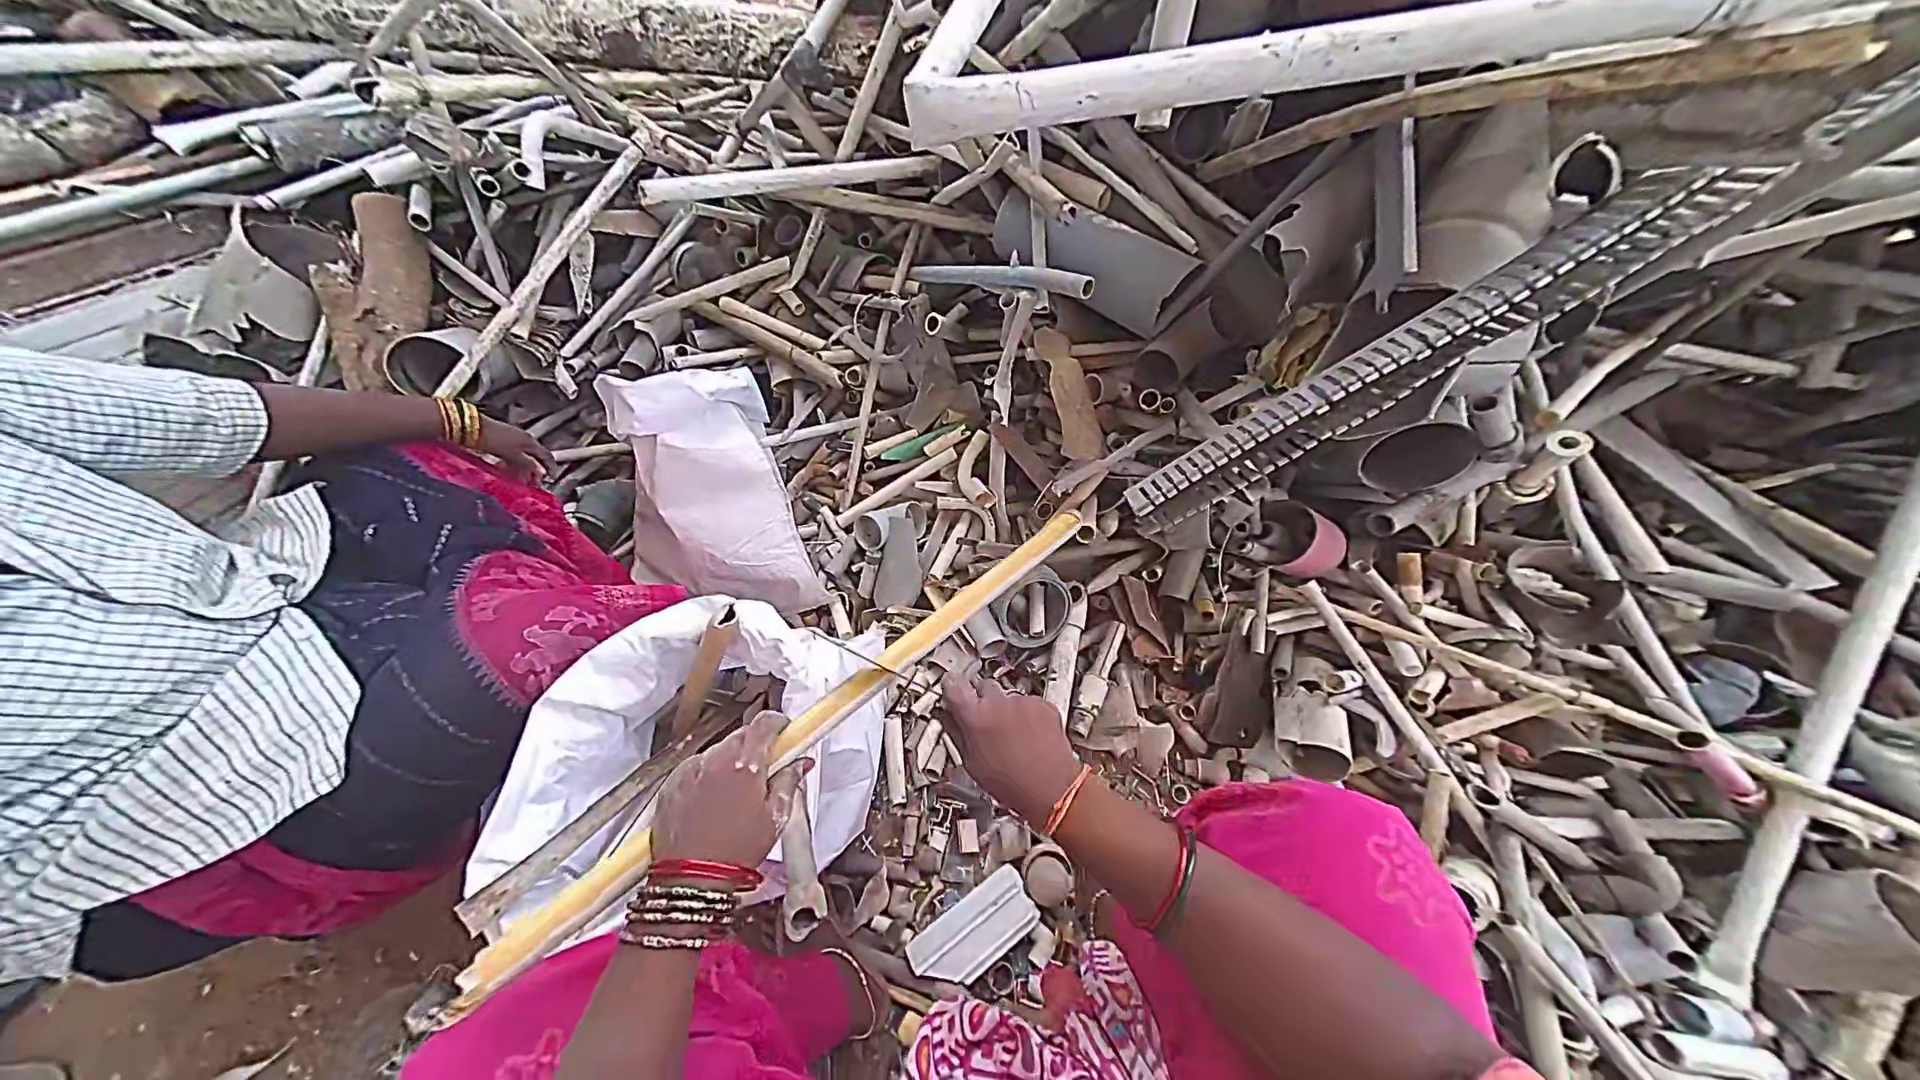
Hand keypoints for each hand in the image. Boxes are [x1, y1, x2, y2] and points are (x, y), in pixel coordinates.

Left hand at [477, 416, 556, 479]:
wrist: (469, 427)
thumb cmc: (494, 440)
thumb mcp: (513, 455)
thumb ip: (527, 464)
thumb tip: (541, 472)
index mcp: (530, 441)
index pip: (546, 455)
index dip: (551, 467)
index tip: (551, 478)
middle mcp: (524, 438)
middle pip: (535, 456)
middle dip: (536, 470)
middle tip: (533, 482)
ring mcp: (513, 438)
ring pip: (524, 456)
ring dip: (524, 468)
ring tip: (520, 478)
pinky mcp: (501, 439)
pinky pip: (513, 454)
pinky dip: (514, 463)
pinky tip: (508, 468)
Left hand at [653, 710, 800, 868]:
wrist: (690, 881)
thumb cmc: (733, 854)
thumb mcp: (774, 819)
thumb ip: (789, 782)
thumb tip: (800, 764)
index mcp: (744, 766)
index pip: (764, 723)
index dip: (778, 723)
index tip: (785, 731)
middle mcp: (715, 761)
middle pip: (741, 735)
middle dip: (756, 746)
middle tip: (765, 770)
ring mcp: (690, 771)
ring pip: (718, 750)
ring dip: (730, 761)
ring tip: (736, 793)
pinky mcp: (672, 784)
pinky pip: (696, 767)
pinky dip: (707, 775)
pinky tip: (712, 801)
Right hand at [943, 672, 1082, 825]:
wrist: (1051, 788)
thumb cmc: (1013, 783)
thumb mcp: (972, 764)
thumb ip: (959, 734)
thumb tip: (952, 721)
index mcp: (975, 716)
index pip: (954, 686)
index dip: (950, 686)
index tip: (951, 685)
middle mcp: (998, 703)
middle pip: (982, 686)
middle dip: (981, 700)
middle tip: (985, 722)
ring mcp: (1022, 702)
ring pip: (1007, 697)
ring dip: (1007, 711)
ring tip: (1011, 738)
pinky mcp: (1042, 705)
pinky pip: (1029, 703)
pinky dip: (1028, 715)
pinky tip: (1028, 736)